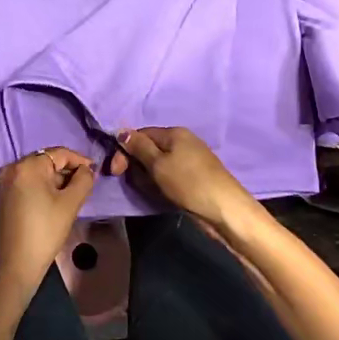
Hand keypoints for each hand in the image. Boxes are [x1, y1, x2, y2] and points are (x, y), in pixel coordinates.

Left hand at [0, 147, 97, 306]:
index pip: (59, 153)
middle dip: (67, 170)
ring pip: (37, 173)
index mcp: (27, 166)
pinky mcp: (3, 195)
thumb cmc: (45, 230)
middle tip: (85, 184)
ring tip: (73, 193)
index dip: (80, 160)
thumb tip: (87, 169)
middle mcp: (12, 168)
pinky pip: (27, 182)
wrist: (16, 263)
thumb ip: (83, 180)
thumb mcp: (70, 203)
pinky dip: (42, 187)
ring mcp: (4, 182)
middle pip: (46, 161)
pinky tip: (55, 199)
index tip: (95, 170)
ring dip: (55, 179)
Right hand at [110, 127, 258, 228]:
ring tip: (150, 190)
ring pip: (158, 164)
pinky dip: (161, 182)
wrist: (223, 208)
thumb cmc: (187, 183)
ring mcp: (190, 158)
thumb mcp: (158, 164)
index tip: (115, 171)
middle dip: (137, 164)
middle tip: (134, 182)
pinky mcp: (194, 175)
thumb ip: (138, 147)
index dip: (124, 150)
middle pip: (149, 148)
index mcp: (174, 132)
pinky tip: (162, 193)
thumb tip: (121, 131)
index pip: (140, 134)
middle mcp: (183, 140)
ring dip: (149, 176)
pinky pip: (169, 173)